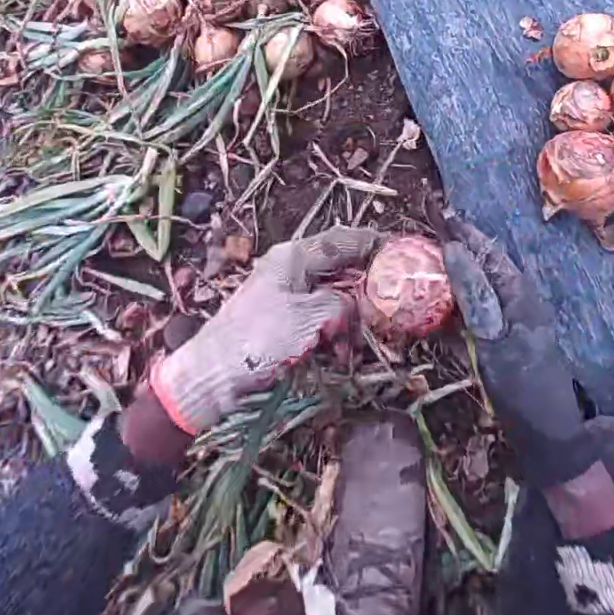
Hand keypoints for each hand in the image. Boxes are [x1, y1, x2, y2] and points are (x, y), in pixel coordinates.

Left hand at [151, 226, 380, 433]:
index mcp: (293, 257)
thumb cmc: (258, 338)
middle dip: (364, 291)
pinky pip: (319, 319)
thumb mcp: (309, 317)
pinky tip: (337, 353)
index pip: (342, 240)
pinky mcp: (284, 320)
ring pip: (332, 299)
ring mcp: (286, 295)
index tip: (400, 251)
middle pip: (340, 270)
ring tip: (353, 345)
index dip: (372, 244)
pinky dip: (332, 333)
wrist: (213, 374)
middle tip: (386, 309)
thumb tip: (358, 304)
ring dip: (348, 320)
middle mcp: (290, 270)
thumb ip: (342, 304)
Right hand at [442, 217, 599, 489]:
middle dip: (453, 240)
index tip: (433, 206)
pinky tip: (439, 298)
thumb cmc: (522, 387)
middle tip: (425, 224)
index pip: (482, 247)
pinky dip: (455, 295)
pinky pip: (475, 305)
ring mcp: (509, 316)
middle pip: (479, 259)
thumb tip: (453, 249)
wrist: (550, 436)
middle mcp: (515, 296)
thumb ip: (474, 294)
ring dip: (453, 265)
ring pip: (476, 280)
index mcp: (516, 290)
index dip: (457, 226)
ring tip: (426, 253)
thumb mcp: (494, 339)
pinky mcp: (502, 335)